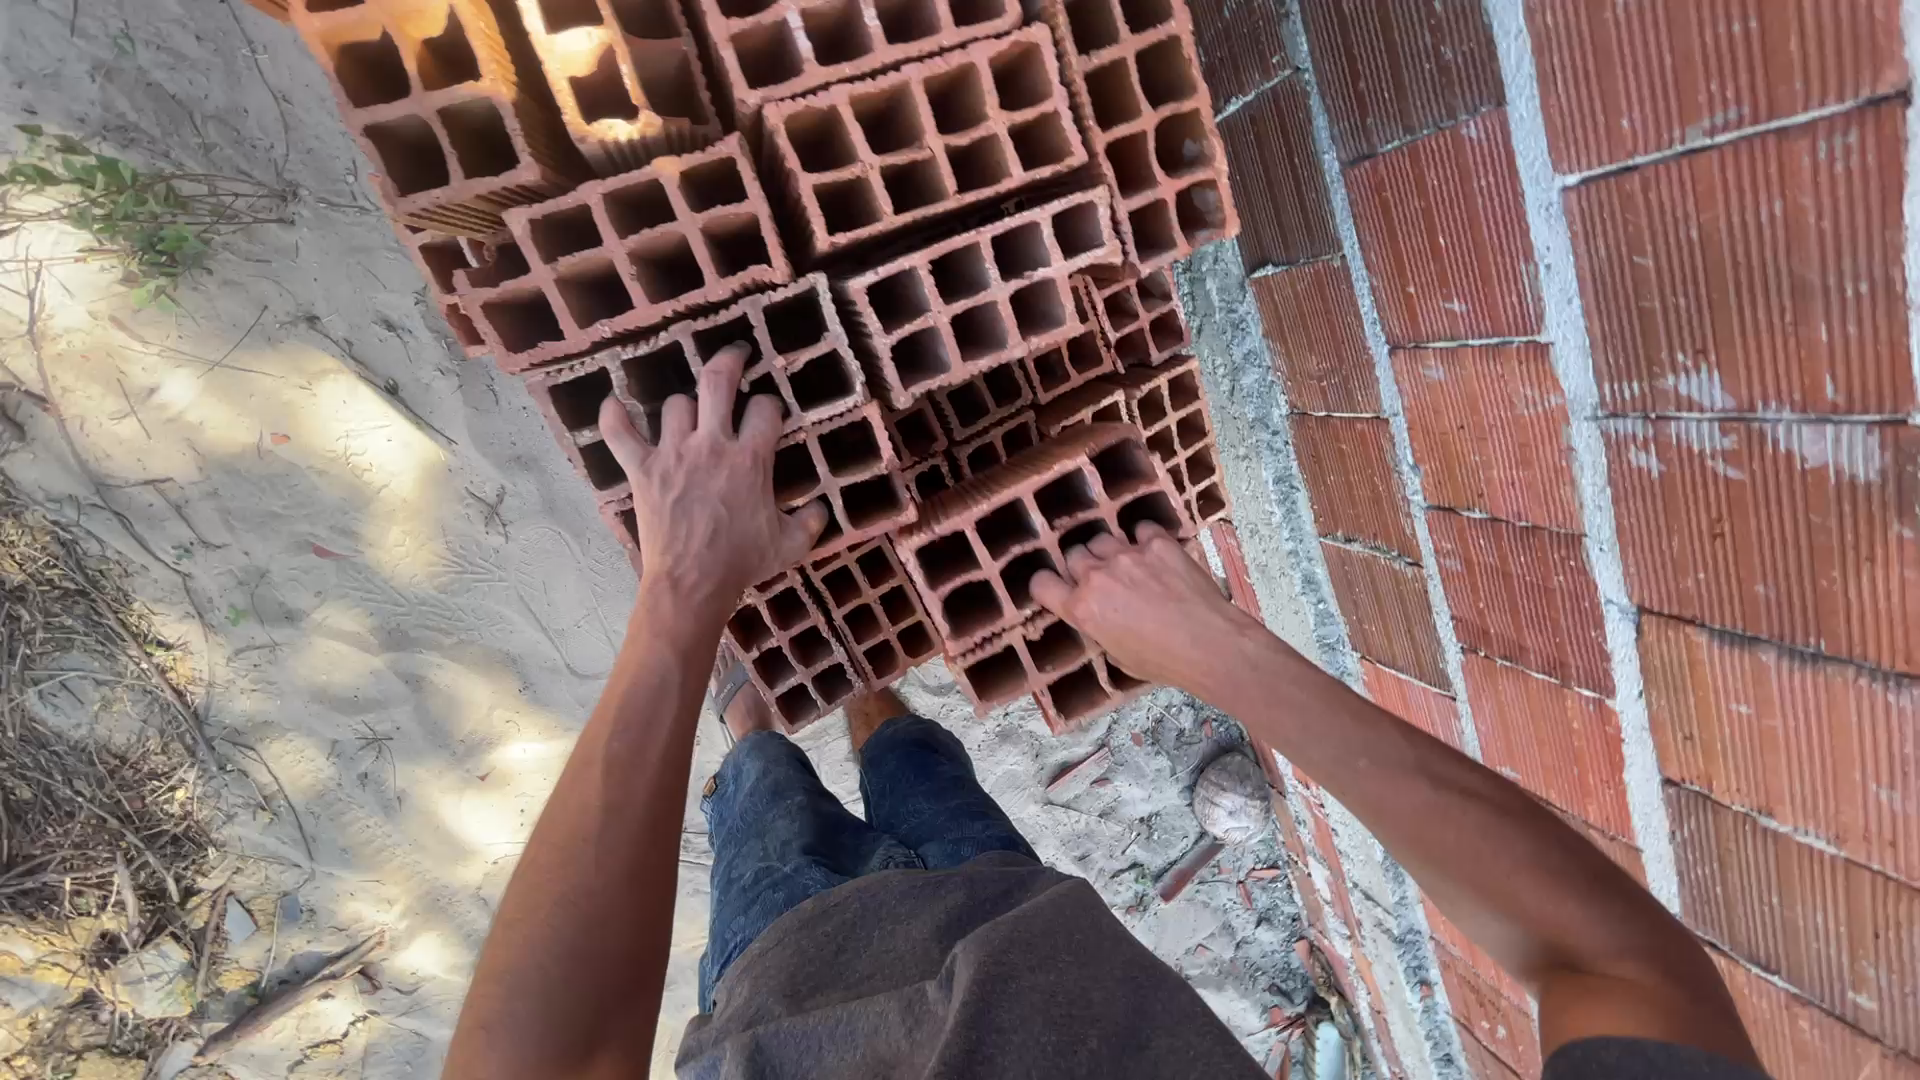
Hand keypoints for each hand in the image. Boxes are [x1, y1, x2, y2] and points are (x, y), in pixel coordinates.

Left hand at [600, 342, 826, 614]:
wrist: (693, 583)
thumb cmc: (744, 562)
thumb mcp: (791, 544)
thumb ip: (812, 521)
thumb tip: (820, 508)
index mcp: (751, 459)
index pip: (766, 409)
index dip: (771, 407)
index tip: (770, 414)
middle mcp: (712, 445)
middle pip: (718, 382)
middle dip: (730, 360)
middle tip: (737, 355)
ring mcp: (673, 454)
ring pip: (676, 404)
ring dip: (686, 406)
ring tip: (692, 415)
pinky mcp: (642, 470)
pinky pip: (619, 432)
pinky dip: (614, 416)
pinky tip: (615, 403)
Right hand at [1029, 523, 1263, 689]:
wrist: (1211, 644)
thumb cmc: (1164, 661)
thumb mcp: (1117, 655)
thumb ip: (1097, 626)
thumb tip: (1097, 613)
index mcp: (1082, 610)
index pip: (1042, 584)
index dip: (1046, 584)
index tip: (1056, 586)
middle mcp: (1098, 577)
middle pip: (1073, 555)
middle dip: (1083, 566)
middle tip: (1104, 580)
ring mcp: (1127, 555)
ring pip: (1102, 539)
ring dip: (1110, 551)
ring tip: (1129, 566)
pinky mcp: (1157, 543)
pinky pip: (1139, 529)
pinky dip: (1144, 539)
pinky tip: (1155, 554)